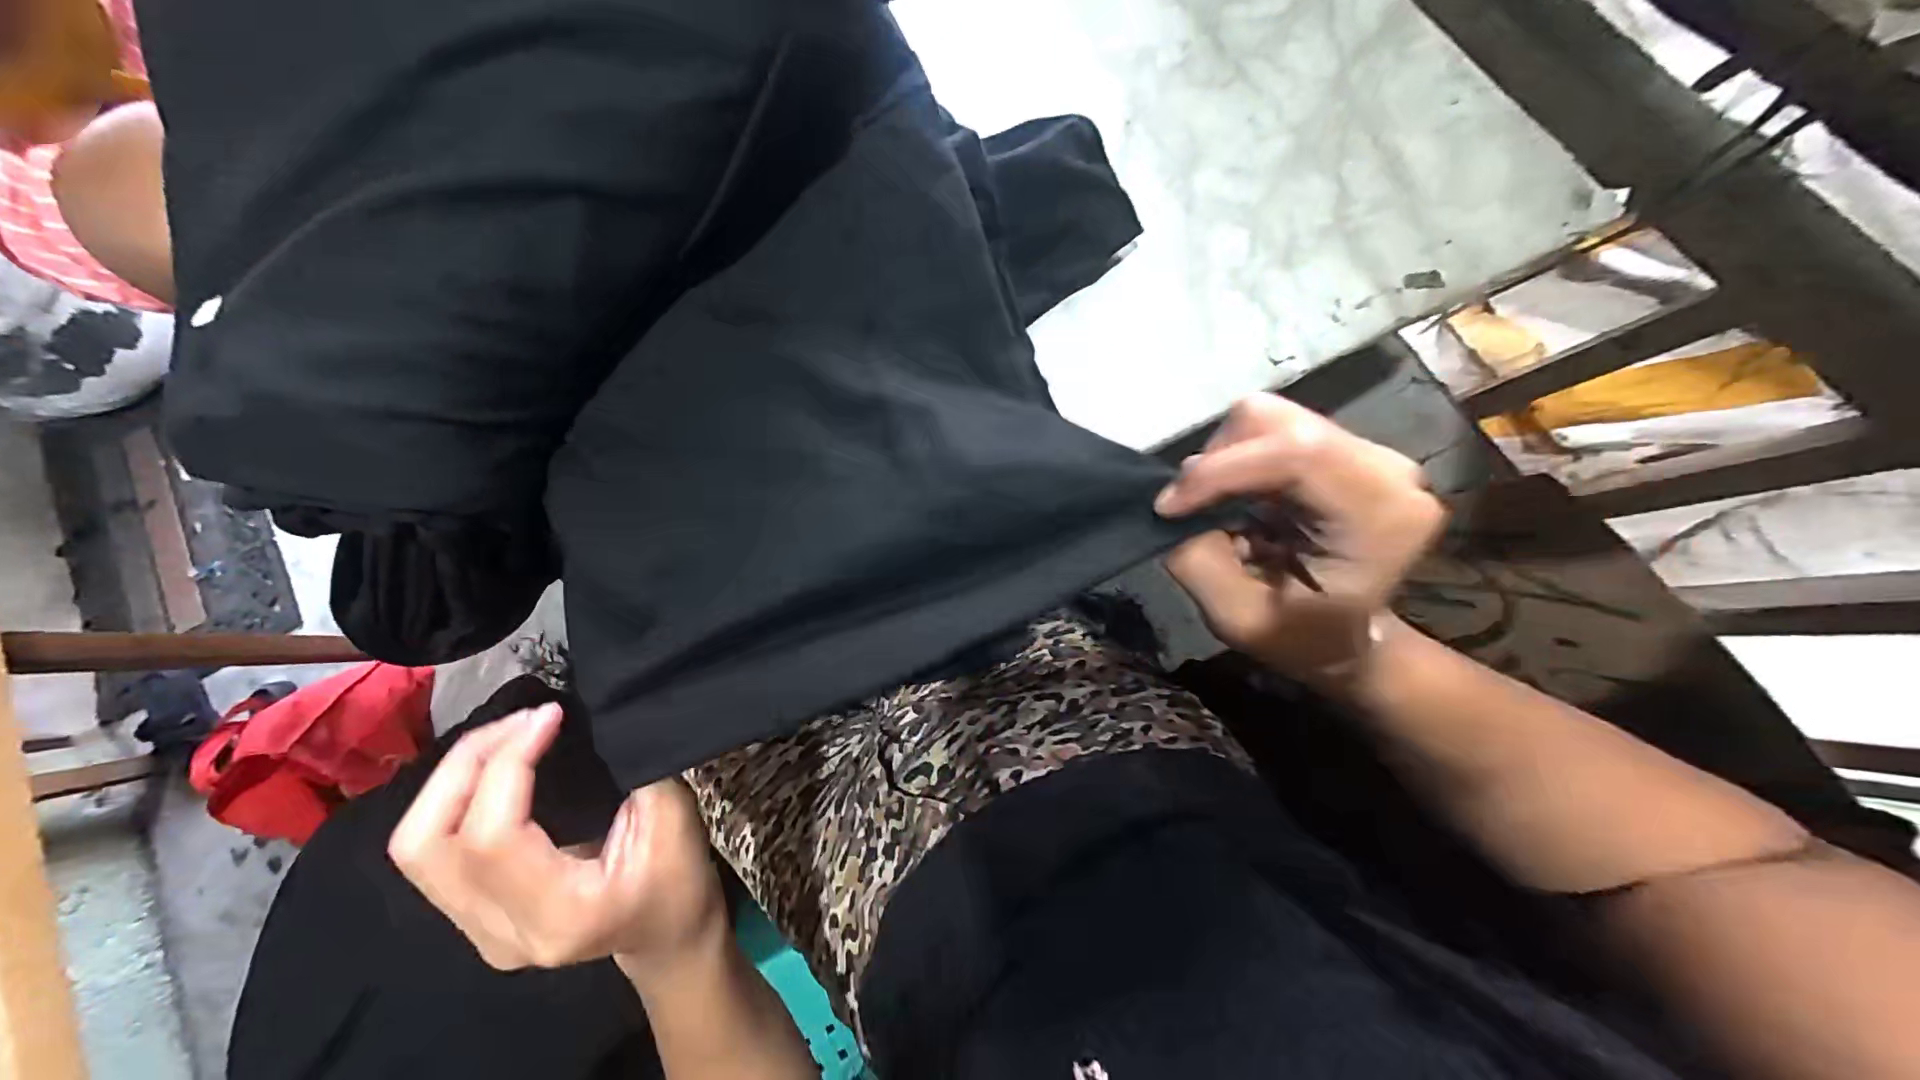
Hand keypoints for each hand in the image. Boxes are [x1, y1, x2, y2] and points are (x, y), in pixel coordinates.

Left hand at [389, 704, 726, 971]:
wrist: (668, 932)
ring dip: (454, 776)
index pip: (491, 835)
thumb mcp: (673, 817)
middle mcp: (499, 933)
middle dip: (465, 763)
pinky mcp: (473, 916)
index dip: (508, 763)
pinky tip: (500, 767)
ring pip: (417, 845)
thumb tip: (594, 720)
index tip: (550, 715)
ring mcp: (478, 931)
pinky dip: (458, 796)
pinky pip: (435, 850)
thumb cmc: (680, 876)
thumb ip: (629, 771)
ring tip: (508, 736)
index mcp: (556, 914)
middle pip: (426, 842)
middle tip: (521, 721)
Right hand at [1156, 393, 1443, 689]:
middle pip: (1277, 421)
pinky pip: (1271, 430)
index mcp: (1382, 515)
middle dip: (1217, 461)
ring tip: (1219, 505)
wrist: (1347, 640)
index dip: (1219, 470)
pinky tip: (1240, 498)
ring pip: (1268, 418)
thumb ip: (1197, 558)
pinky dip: (1238, 459)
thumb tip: (1173, 502)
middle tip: (1192, 508)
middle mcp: (1388, 469)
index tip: (1169, 508)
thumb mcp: (1236, 617)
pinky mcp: (1342, 449)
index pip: (1296, 454)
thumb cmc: (1301, 639)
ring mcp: (1369, 453)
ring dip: (1225, 459)